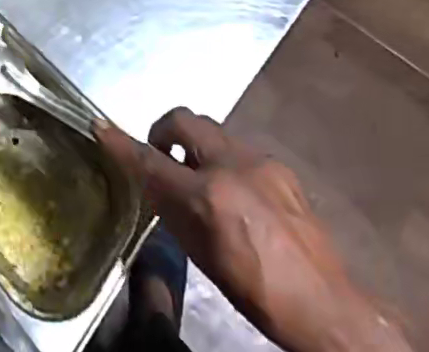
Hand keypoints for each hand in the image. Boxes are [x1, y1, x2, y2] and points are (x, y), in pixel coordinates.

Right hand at [96, 109, 410, 351]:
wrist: (326, 307)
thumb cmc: (256, 291)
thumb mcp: (201, 254)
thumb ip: (172, 208)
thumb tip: (151, 180)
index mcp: (209, 196)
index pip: (152, 161)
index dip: (122, 144)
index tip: (101, 128)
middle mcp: (233, 166)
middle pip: (183, 120)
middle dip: (164, 130)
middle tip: (161, 155)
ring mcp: (261, 162)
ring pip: (212, 129)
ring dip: (195, 144)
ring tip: (198, 176)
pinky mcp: (281, 167)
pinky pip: (238, 148)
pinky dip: (223, 158)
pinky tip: (234, 191)